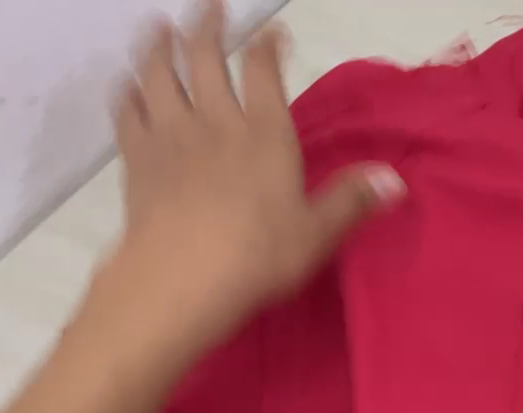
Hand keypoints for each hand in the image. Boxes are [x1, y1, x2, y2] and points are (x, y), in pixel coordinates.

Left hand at [87, 1, 403, 366]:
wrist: (184, 276)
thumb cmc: (261, 256)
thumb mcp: (319, 232)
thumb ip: (353, 200)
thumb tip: (395, 178)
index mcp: (264, 135)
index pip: (262, 71)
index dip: (268, 46)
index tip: (275, 32)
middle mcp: (214, 120)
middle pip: (204, 55)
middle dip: (208, 23)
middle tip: (212, 4)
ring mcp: (169, 133)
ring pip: (157, 70)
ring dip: (159, 42)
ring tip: (161, 25)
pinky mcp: (136, 155)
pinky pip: (126, 108)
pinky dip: (128, 89)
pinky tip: (130, 86)